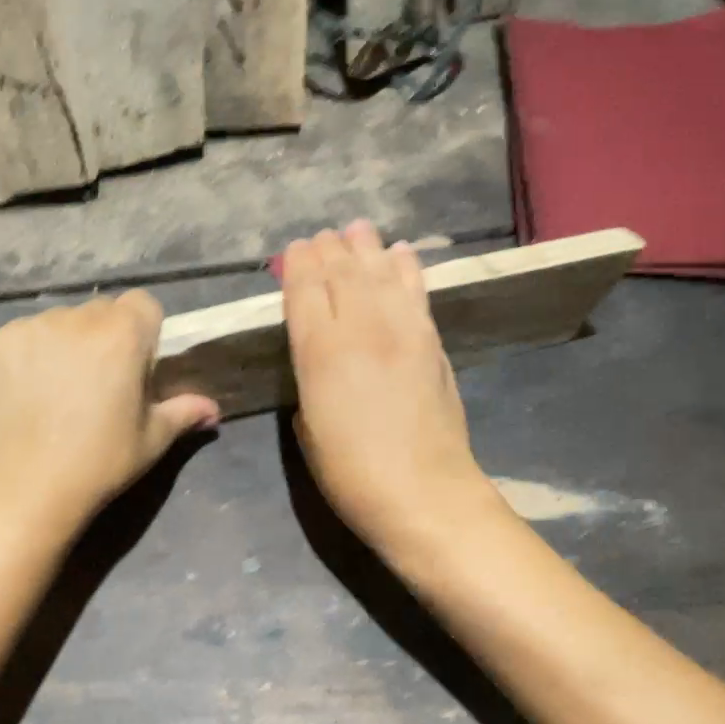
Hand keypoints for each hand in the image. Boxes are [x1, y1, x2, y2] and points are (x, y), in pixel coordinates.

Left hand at [0, 291, 219, 527]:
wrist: (26, 487)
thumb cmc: (99, 463)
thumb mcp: (151, 440)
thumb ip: (182, 413)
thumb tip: (213, 410)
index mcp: (124, 334)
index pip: (143, 305)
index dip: (143, 334)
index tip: (134, 370)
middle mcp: (78, 319)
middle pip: (101, 313)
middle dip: (104, 338)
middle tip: (97, 386)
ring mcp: (32, 328)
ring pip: (60, 323)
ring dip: (65, 346)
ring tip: (56, 394)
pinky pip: (24, 338)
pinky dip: (29, 357)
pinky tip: (27, 394)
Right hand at [282, 220, 504, 551]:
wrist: (423, 492)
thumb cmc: (350, 474)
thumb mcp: (307, 429)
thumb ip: (309, 383)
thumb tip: (319, 362)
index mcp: (318, 352)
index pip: (304, 289)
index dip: (297, 264)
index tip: (293, 250)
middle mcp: (359, 328)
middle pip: (341, 271)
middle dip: (328, 249)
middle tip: (321, 238)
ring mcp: (401, 329)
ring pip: (378, 271)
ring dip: (365, 248)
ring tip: (356, 231)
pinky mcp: (432, 340)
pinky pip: (415, 289)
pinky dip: (405, 267)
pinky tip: (399, 253)